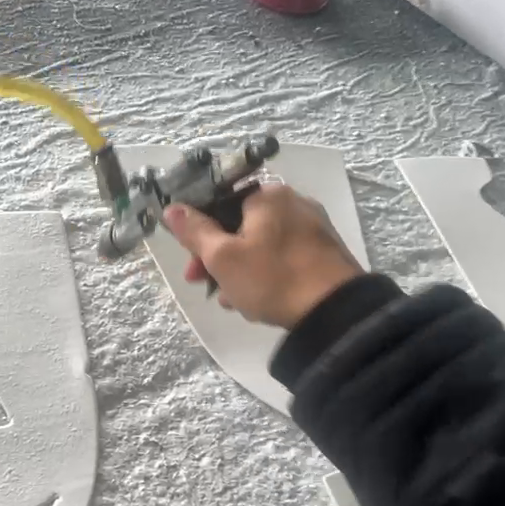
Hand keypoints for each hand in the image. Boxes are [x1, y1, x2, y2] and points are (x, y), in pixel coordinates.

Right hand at [162, 185, 362, 329]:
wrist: (332, 309)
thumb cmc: (270, 278)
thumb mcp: (222, 257)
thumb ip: (194, 231)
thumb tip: (172, 208)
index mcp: (267, 196)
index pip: (219, 207)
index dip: (199, 238)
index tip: (192, 269)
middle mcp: (292, 201)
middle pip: (239, 227)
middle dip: (218, 260)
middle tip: (208, 289)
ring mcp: (312, 226)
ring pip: (259, 246)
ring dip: (239, 272)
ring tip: (235, 301)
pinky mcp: (323, 250)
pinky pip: (281, 257)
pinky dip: (265, 274)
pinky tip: (259, 299)